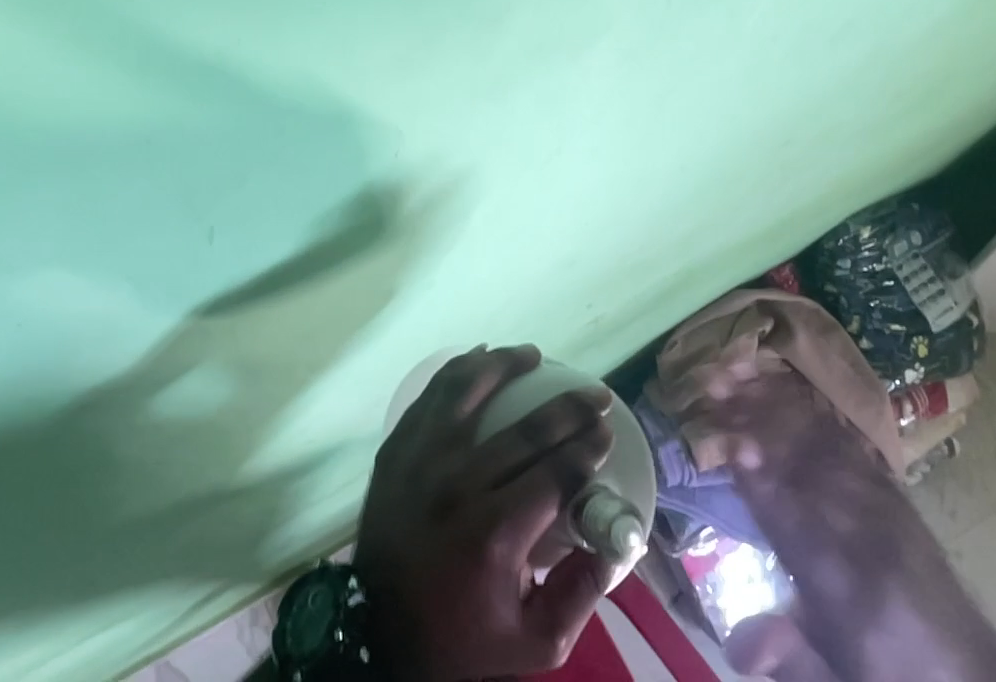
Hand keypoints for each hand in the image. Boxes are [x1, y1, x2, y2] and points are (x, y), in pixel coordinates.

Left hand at [355, 344, 615, 680]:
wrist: (377, 630)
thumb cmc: (461, 637)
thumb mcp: (535, 641)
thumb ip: (582, 593)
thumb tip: (617, 541)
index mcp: (494, 533)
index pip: (554, 473)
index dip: (587, 447)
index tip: (606, 430)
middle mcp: (456, 486)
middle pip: (524, 432)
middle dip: (568, 409)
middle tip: (595, 394)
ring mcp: (419, 463)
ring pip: (466, 394)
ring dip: (504, 367)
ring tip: (532, 354)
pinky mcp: (396, 452)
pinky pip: (428, 399)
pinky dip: (455, 372)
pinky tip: (477, 358)